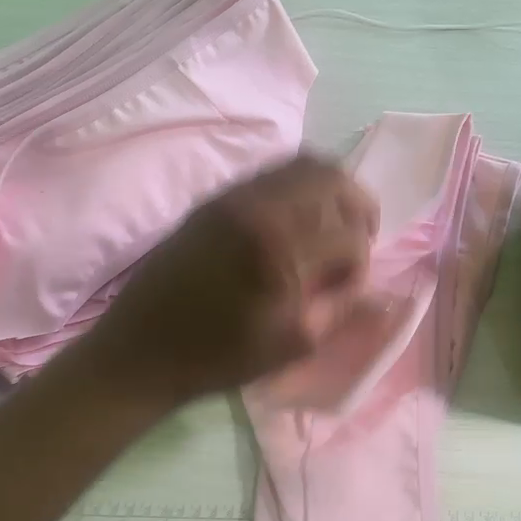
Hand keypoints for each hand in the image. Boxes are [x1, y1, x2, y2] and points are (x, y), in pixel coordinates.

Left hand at [76, 155, 377, 403]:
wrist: (140, 352)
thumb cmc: (218, 356)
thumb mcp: (291, 345)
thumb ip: (342, 311)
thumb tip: (381, 294)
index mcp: (279, 248)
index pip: (349, 234)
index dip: (360, 263)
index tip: (348, 289)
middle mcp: (259, 206)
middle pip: (333, 179)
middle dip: (358, 209)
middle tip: (358, 241)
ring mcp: (234, 196)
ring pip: (305, 165)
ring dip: (332, 192)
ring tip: (332, 226)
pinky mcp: (216, 198)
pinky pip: (273, 172)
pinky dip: (300, 188)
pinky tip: (298, 222)